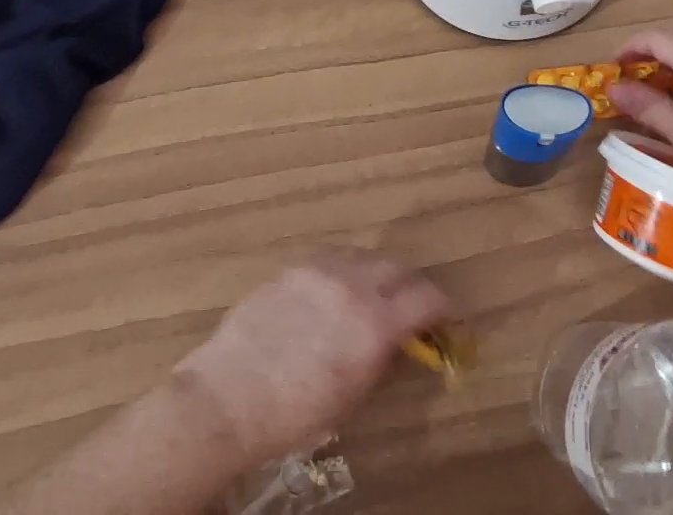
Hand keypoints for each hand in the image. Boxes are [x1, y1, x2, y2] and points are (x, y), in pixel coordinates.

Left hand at [173, 251, 450, 464]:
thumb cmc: (294, 414)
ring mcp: (320, 273)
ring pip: (364, 257)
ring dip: (377, 274)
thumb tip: (396, 341)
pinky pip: (331, 260)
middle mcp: (353, 288)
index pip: (427, 298)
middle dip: (411, 286)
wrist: (228, 397)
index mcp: (375, 325)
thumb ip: (380, 357)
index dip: (442, 308)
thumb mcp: (352, 395)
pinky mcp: (292, 269)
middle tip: (410, 305)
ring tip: (372, 295)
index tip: (444, 319)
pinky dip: (344, 271)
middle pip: (398, 269)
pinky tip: (334, 291)